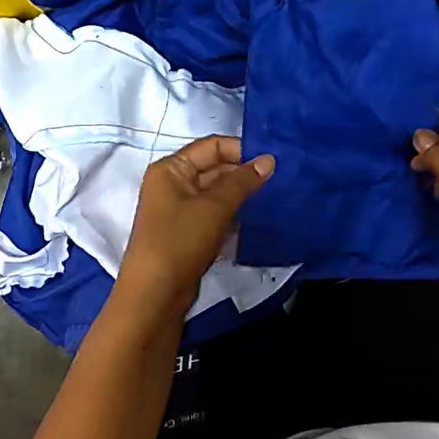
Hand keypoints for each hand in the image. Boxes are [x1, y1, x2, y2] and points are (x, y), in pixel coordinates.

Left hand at [121, 135, 273, 299]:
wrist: (156, 293)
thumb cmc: (180, 241)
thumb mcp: (214, 207)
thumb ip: (242, 181)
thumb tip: (269, 159)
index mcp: (170, 168)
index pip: (211, 146)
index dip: (241, 150)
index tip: (274, 160)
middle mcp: (172, 183)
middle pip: (214, 167)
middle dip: (244, 172)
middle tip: (282, 180)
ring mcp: (179, 208)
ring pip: (216, 192)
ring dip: (242, 194)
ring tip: (276, 196)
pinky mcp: (188, 231)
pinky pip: (215, 213)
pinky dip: (233, 214)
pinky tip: (258, 219)